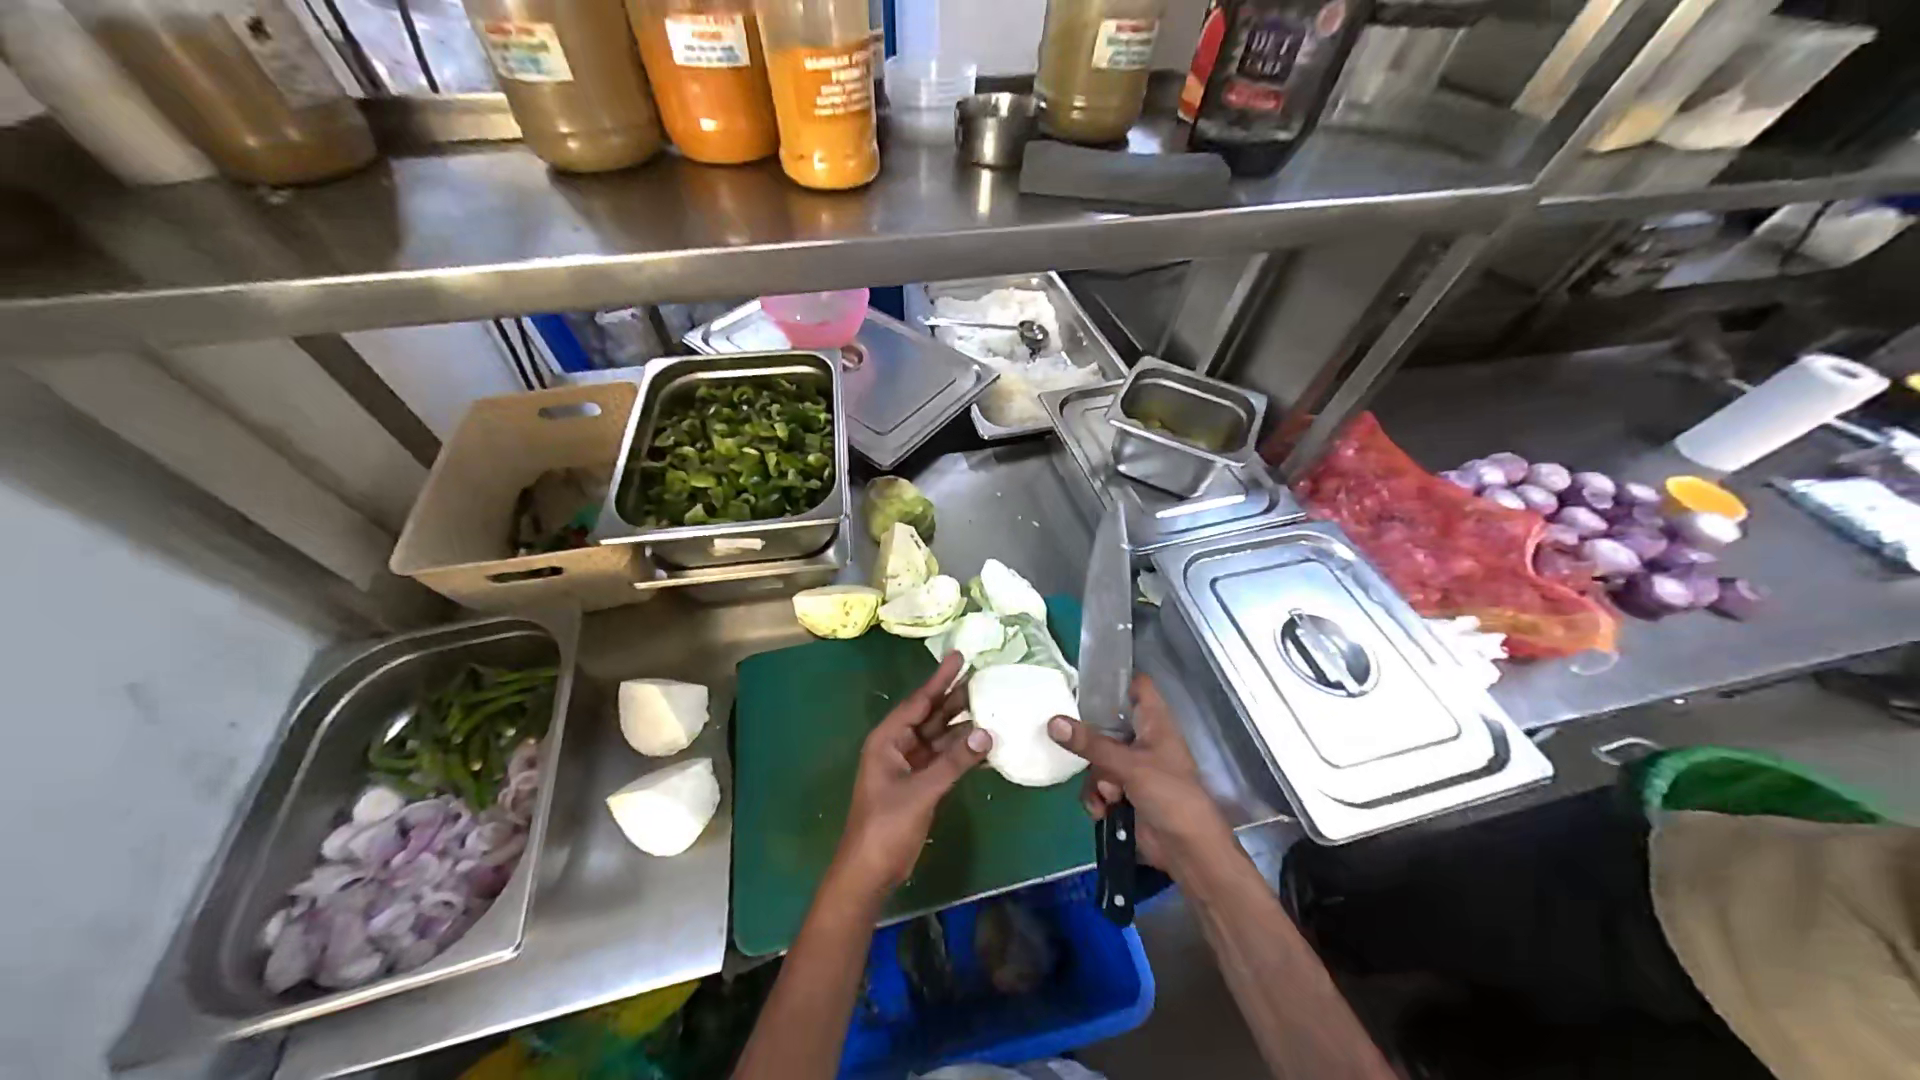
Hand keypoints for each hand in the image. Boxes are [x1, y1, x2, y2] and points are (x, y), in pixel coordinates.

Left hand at [832, 652, 991, 898]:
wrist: (870, 871)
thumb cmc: (886, 826)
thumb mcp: (921, 791)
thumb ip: (954, 762)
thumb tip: (985, 734)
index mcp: (887, 740)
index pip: (918, 702)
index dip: (939, 680)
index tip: (960, 657)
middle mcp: (898, 746)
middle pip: (930, 716)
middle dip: (955, 699)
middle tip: (984, 679)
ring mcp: (909, 766)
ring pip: (939, 738)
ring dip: (962, 728)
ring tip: (992, 708)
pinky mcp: (919, 785)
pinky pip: (944, 760)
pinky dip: (962, 754)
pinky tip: (985, 748)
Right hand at [1049, 674, 1235, 878]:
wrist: (1187, 850)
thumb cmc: (1170, 795)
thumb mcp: (1129, 765)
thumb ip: (1091, 744)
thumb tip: (1053, 722)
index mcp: (1155, 722)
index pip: (1137, 686)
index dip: (1115, 678)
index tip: (1084, 679)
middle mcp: (1142, 740)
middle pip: (1106, 724)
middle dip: (1091, 742)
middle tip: (1076, 745)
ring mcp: (1132, 768)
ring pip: (1097, 759)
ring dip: (1097, 779)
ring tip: (1109, 795)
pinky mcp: (1123, 794)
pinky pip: (1097, 785)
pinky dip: (1097, 798)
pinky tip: (1103, 811)